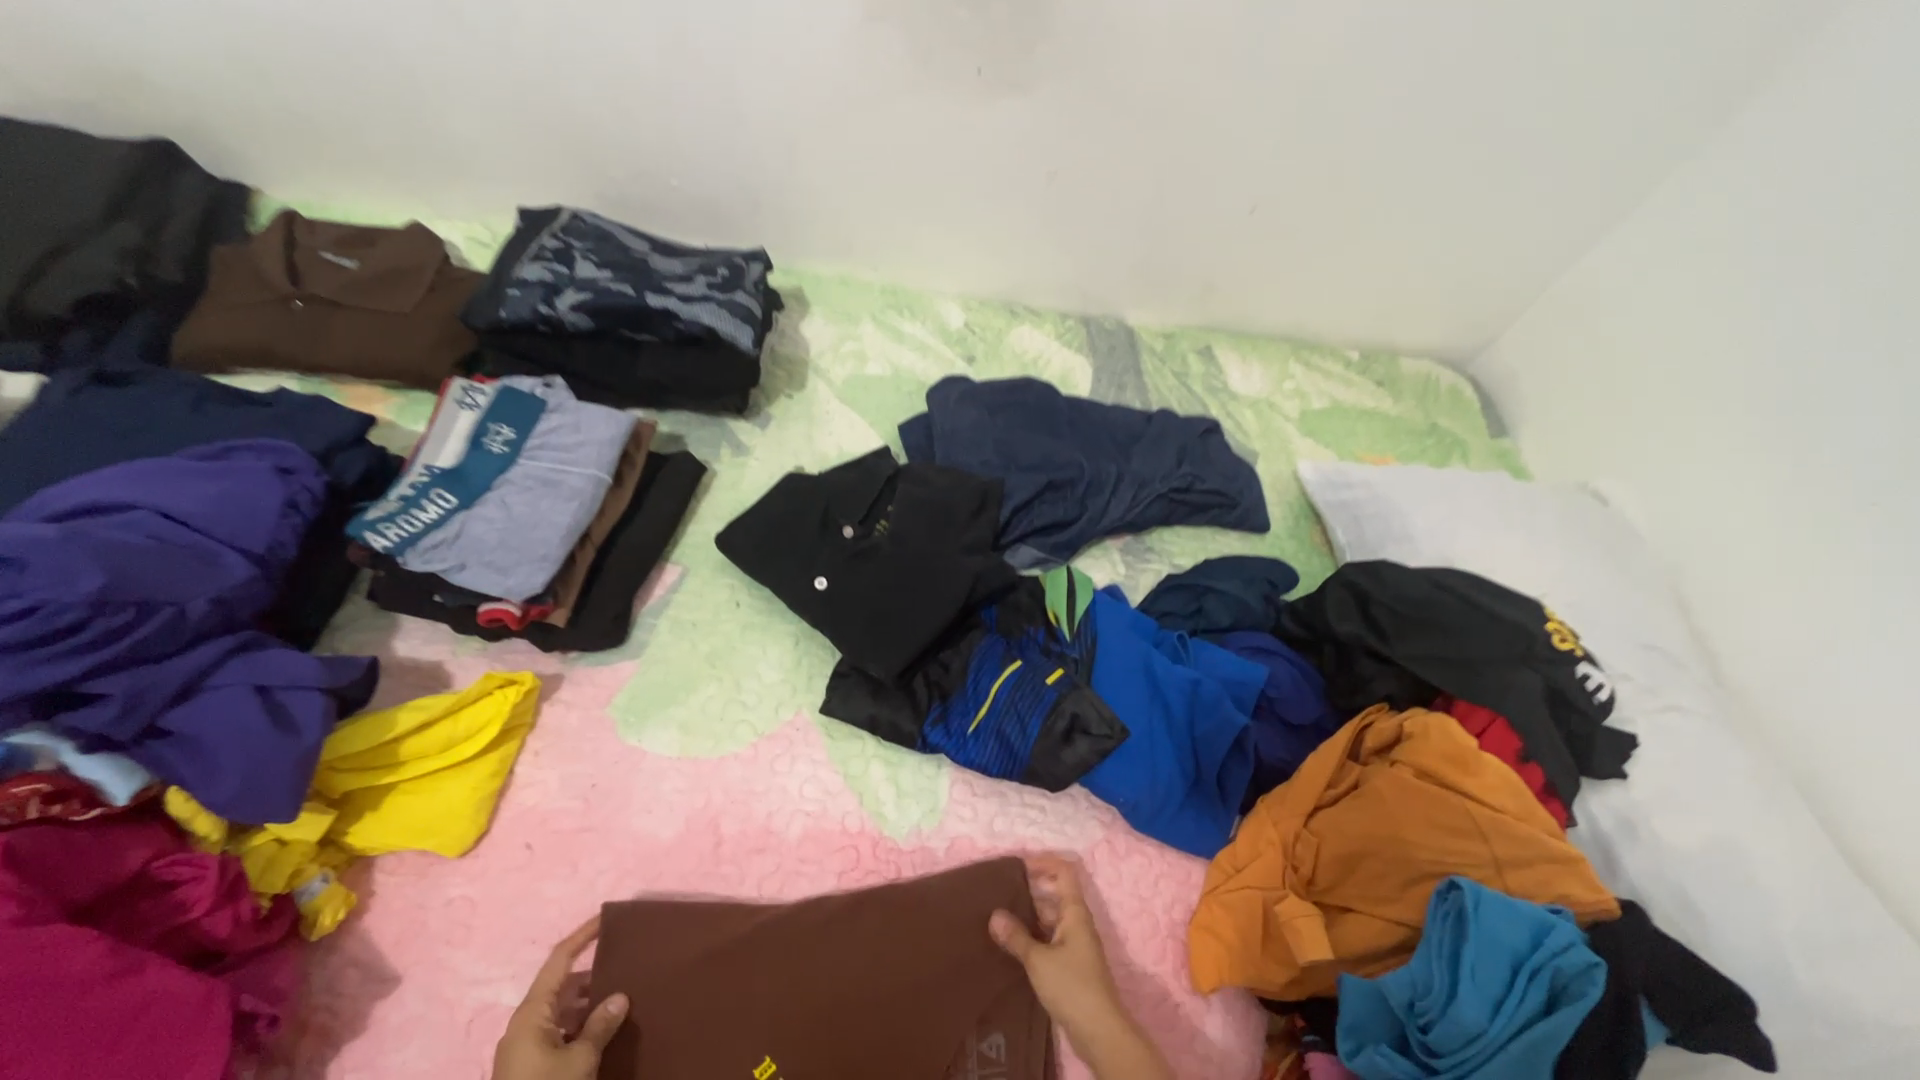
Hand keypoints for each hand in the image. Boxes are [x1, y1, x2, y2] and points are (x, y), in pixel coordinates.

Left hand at [492, 915, 630, 1079]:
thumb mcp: (580, 1060)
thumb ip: (601, 1025)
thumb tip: (619, 996)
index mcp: (532, 1013)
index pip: (559, 961)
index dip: (582, 937)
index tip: (605, 919)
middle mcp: (526, 1024)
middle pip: (562, 987)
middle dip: (593, 977)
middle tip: (627, 968)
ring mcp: (526, 1048)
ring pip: (562, 1013)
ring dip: (589, 1006)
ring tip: (623, 1001)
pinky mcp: (530, 1069)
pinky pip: (560, 1034)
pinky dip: (581, 1028)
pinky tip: (606, 1034)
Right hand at [988, 855, 1124, 1039]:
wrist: (1099, 1030)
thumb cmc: (1072, 986)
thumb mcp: (1039, 960)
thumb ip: (1016, 937)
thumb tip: (994, 915)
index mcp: (1075, 913)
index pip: (1064, 872)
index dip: (1044, 863)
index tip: (1018, 865)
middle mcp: (1077, 924)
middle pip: (1054, 895)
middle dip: (1029, 891)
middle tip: (999, 892)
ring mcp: (1075, 945)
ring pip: (1050, 920)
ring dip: (1028, 916)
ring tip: (998, 917)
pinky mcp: (1070, 966)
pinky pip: (1049, 940)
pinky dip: (1032, 937)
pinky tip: (1011, 945)